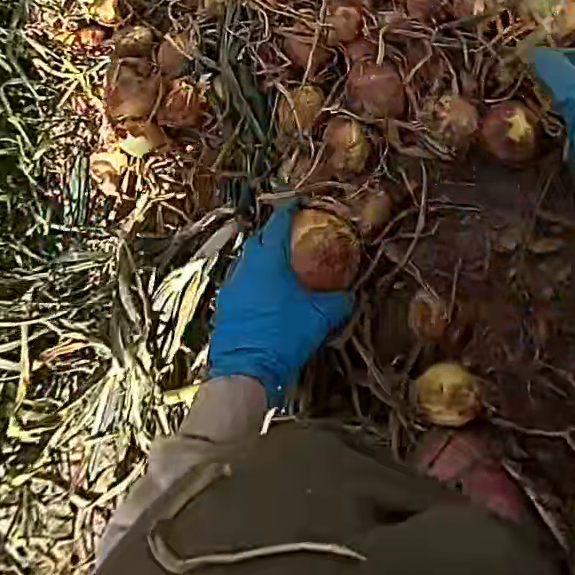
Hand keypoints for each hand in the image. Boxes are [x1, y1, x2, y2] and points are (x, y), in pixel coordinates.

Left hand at [207, 200, 350, 403]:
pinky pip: (241, 282)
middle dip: (274, 231)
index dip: (289, 209)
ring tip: (281, 260)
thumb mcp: (320, 316)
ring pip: (247, 261)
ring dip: (263, 256)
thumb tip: (350, 295)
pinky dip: (254, 278)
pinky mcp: (225, 308)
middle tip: (293, 230)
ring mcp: (231, 288)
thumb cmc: (283, 335)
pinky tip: (267, 291)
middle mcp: (245, 268)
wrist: (244, 374)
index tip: (299, 201)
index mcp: (268, 261)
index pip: (278, 224)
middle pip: (259, 239)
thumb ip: (337, 301)